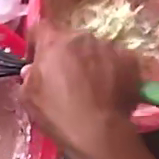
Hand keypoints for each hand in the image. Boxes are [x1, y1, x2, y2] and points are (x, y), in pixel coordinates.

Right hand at [21, 22, 142, 158]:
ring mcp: (110, 47)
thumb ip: (28, 76)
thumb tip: (33, 69)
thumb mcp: (27, 97)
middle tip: (63, 78)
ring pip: (94, 49)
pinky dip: (110, 70)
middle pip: (69, 39)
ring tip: (89, 86)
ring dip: (88, 61)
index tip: (35, 60)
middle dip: (64, 54)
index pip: (41, 27)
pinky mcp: (130, 61)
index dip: (36, 42)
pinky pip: (115, 60)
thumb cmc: (57, 114)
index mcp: (54, 42)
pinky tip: (107, 90)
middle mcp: (83, 37)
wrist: (98, 132)